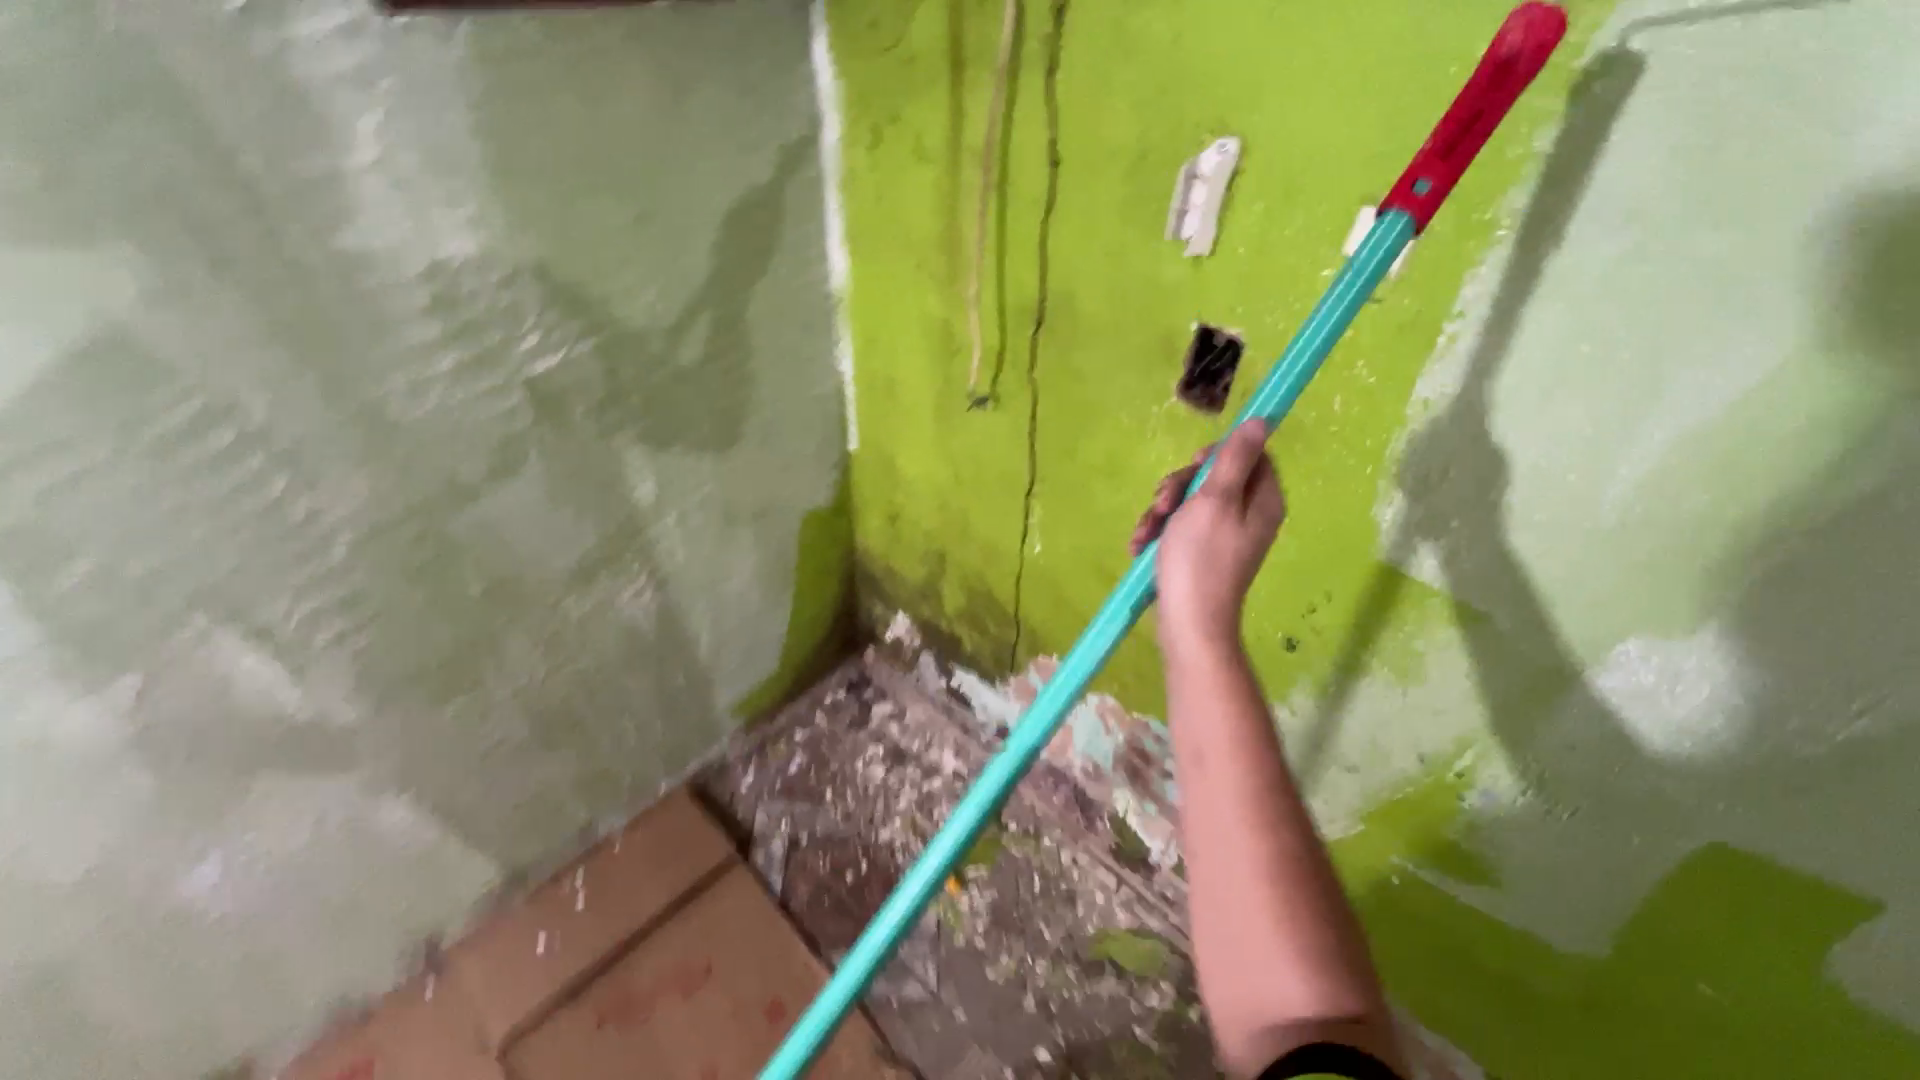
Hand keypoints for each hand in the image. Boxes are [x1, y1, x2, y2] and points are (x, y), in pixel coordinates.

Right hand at [1131, 419, 1285, 657]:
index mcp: (1262, 500)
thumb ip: (1235, 458)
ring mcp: (1225, 537)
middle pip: (1214, 477)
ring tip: (1145, 533)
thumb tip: (1263, 421)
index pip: (1249, 455)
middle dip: (1178, 487)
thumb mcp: (1214, 499)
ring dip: (1161, 512)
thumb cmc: (1200, 559)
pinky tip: (1140, 547)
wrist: (1188, 623)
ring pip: (1190, 502)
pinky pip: (1180, 528)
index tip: (1194, 467)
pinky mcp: (1202, 555)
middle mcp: (1249, 515)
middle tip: (1162, 504)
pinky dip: (1160, 533)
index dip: (1218, 454)